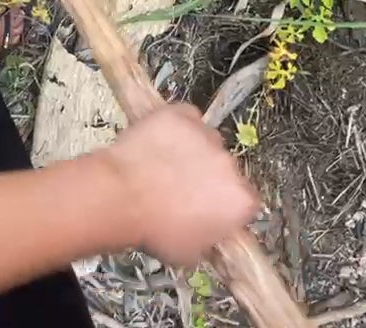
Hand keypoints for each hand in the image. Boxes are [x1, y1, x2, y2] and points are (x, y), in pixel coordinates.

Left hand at [99, 103, 259, 265]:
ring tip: (165, 158)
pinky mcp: (179, 114)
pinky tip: (161, 136)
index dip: (225, 201)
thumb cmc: (155, 228)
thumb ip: (212, 235)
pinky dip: (177, 123)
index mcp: (240, 201)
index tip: (210, 203)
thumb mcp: (193, 252)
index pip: (245, 199)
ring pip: (206, 138)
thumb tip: (209, 226)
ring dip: (193, 147)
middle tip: (181, 182)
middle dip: (208, 174)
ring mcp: (204, 135)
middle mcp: (229, 164)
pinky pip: (185, 115)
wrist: (121, 194)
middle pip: (225, 167)